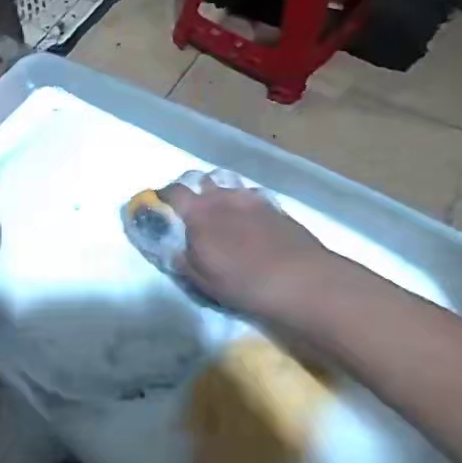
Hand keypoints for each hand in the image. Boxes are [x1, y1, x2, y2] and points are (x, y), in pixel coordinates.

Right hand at [157, 181, 335, 316]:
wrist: (301, 279)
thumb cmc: (244, 283)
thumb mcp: (203, 280)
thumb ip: (183, 259)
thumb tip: (173, 246)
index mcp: (199, 213)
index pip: (173, 192)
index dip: (163, 196)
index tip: (160, 205)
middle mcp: (222, 197)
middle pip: (200, 179)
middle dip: (191, 188)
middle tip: (190, 208)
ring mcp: (250, 197)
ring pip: (226, 182)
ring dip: (217, 190)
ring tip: (219, 208)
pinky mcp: (273, 205)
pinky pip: (249, 194)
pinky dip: (242, 200)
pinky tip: (248, 217)